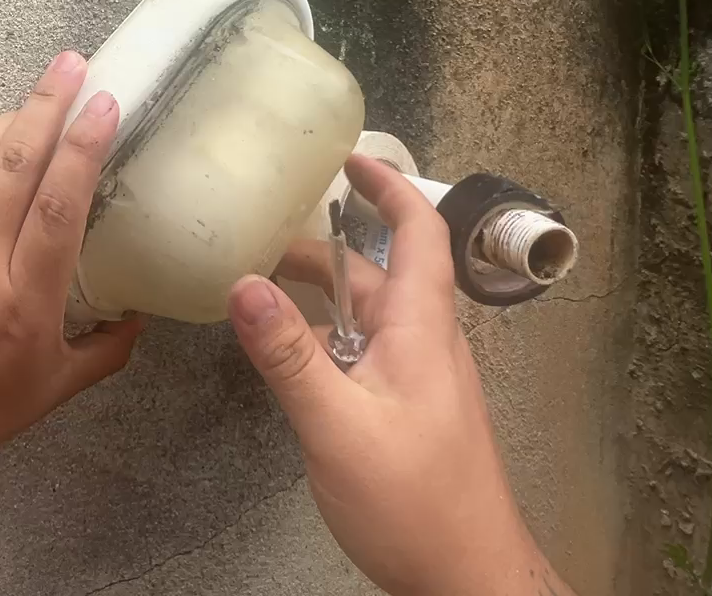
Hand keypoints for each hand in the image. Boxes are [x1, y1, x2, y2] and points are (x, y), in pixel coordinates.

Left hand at [0, 51, 145, 493]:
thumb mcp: (53, 390)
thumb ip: (107, 350)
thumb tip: (142, 311)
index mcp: (24, 297)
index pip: (60, 205)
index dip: (84, 148)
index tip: (105, 105)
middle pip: (16, 164)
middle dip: (48, 105)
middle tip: (72, 63)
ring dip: (7, 120)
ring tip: (35, 96)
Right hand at [227, 155, 572, 595]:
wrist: (470, 586)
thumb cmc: (415, 502)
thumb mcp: (338, 426)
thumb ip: (289, 356)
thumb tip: (241, 282)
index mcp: (420, 327)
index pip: (419, 233)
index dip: (389, 187)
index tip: (347, 158)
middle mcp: (422, 340)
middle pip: (376, 271)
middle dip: (322, 245)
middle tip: (260, 230)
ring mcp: (415, 375)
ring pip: (363, 313)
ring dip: (316, 292)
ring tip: (257, 284)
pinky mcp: (403, 405)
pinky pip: (358, 349)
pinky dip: (319, 333)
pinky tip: (283, 351)